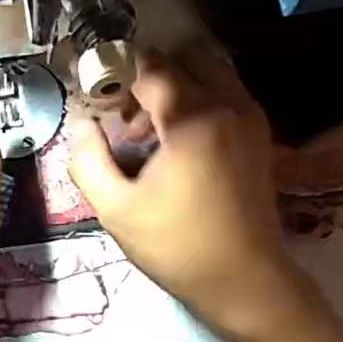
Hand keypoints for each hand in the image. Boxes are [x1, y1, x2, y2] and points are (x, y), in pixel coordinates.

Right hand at [68, 47, 327, 341]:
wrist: (244, 280)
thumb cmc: (177, 247)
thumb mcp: (117, 210)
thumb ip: (89, 161)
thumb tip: (81, 125)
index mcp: (193, 117)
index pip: (149, 68)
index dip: (116, 77)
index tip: (97, 102)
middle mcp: (229, 105)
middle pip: (183, 61)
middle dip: (148, 80)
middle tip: (123, 119)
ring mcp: (251, 120)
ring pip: (209, 75)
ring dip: (176, 91)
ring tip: (148, 138)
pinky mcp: (260, 139)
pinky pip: (226, 99)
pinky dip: (199, 106)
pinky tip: (177, 150)